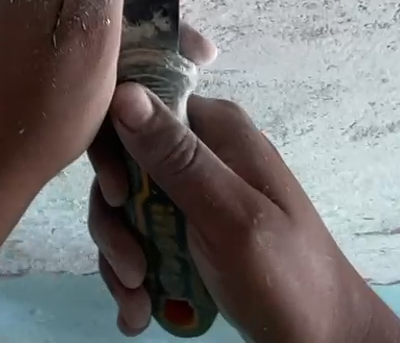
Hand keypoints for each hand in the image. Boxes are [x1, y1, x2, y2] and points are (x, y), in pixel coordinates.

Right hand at [88, 88, 399, 342]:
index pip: (134, 107)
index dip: (110, 148)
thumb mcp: (230, 215)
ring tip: (137, 300)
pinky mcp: (188, 228)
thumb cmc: (289, 278)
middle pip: (122, 162)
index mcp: (215, 126)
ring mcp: (194, 190)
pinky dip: (133, 273)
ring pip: (126, 204)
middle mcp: (201, 148)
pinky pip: (140, 235)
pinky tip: (140, 310)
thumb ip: (177, 156)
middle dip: (116, 220)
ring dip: (121, 254)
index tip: (117, 197)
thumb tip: (122, 91)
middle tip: (130, 268)